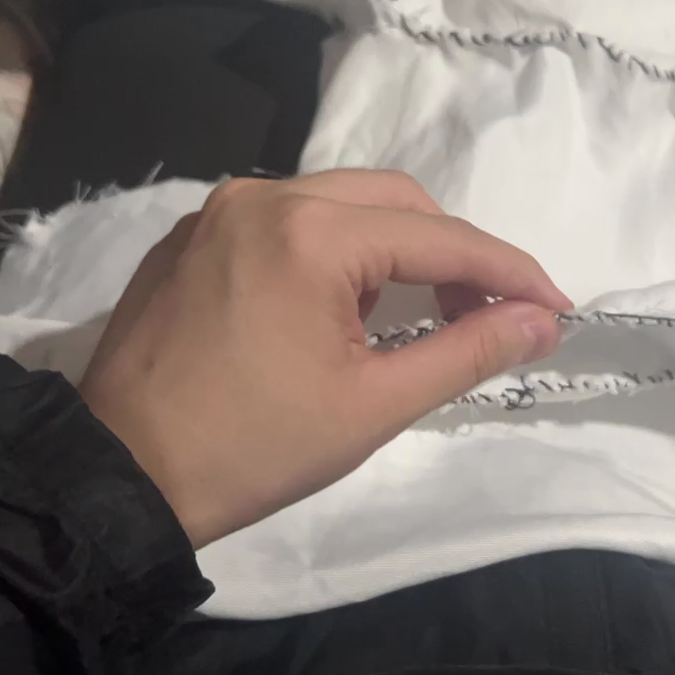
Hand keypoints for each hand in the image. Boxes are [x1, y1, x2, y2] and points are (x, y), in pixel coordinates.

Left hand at [79, 170, 571, 546]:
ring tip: (418, 311)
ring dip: (393, 249)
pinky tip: (340, 303)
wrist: (118, 479)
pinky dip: (336, 250)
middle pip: (393, 201)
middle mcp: (263, 195)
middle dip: (452, 253)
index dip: (509, 271)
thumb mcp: (374, 405)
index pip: (440, 237)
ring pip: (340, 203)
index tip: (555, 308)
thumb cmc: (253, 448)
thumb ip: (466, 351)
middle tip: (486, 312)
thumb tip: (540, 321)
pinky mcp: (193, 234)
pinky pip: (289, 220)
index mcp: (309, 231)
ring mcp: (219, 209)